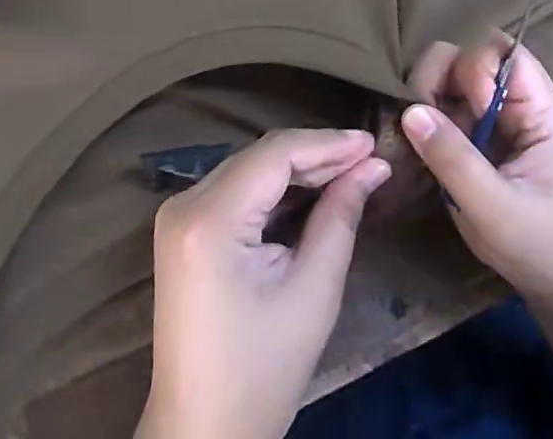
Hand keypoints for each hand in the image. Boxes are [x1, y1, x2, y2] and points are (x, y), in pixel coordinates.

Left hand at [137, 129, 391, 438]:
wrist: (202, 427)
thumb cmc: (263, 368)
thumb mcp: (314, 290)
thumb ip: (341, 216)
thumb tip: (373, 167)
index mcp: (210, 219)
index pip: (274, 155)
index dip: (327, 143)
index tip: (372, 142)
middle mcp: (184, 204)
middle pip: (260, 157)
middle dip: (316, 154)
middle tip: (368, 157)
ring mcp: (178, 215)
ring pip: (249, 169)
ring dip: (298, 168)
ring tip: (349, 168)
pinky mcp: (183, 228)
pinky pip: (236, 189)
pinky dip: (275, 187)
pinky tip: (312, 188)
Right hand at [402, 37, 552, 310]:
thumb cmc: (541, 246)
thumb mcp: (497, 211)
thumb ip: (455, 160)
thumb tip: (409, 111)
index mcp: (540, 107)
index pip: (502, 50)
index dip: (475, 68)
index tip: (465, 111)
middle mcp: (515, 101)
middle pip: (468, 55)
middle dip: (439, 77)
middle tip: (423, 120)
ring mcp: (493, 116)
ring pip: (450, 77)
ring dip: (427, 96)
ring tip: (418, 135)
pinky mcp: (474, 134)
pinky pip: (443, 105)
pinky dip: (423, 116)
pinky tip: (415, 141)